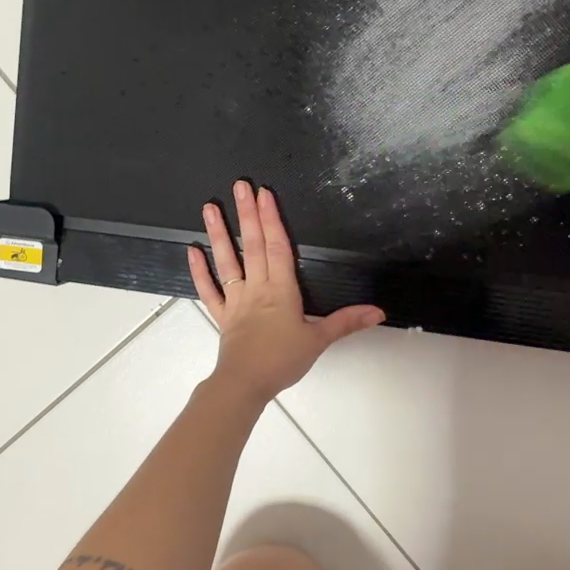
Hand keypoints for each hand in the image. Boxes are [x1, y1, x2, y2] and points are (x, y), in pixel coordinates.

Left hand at [187, 181, 385, 402]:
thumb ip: (346, 322)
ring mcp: (235, 300)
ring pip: (227, 260)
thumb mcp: (319, 340)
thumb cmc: (282, 360)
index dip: (272, 218)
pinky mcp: (221, 315)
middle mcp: (256, 288)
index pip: (277, 247)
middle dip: (248, 214)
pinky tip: (192, 250)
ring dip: (218, 233)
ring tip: (210, 207)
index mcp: (281, 290)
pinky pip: (209, 289)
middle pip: (252, 245)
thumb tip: (378, 311)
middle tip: (240, 185)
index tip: (265, 194)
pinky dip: (199, 270)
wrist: (245, 384)